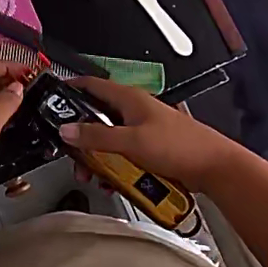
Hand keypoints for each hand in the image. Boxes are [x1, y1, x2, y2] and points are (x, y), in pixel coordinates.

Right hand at [59, 77, 245, 188]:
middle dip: (81, 138)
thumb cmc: (180, 147)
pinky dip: (114, 166)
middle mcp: (134, 110)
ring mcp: (142, 129)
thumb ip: (96, 137)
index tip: (52, 99)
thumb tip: (67, 130)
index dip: (70, 88)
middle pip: (96, 118)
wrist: (215, 169)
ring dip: (97, 157)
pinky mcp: (149, 148)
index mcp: (129, 99)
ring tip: (93, 175)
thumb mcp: (131, 141)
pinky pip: (122, 154)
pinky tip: (113, 182)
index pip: (91, 84)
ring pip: (108, 140)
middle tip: (72, 154)